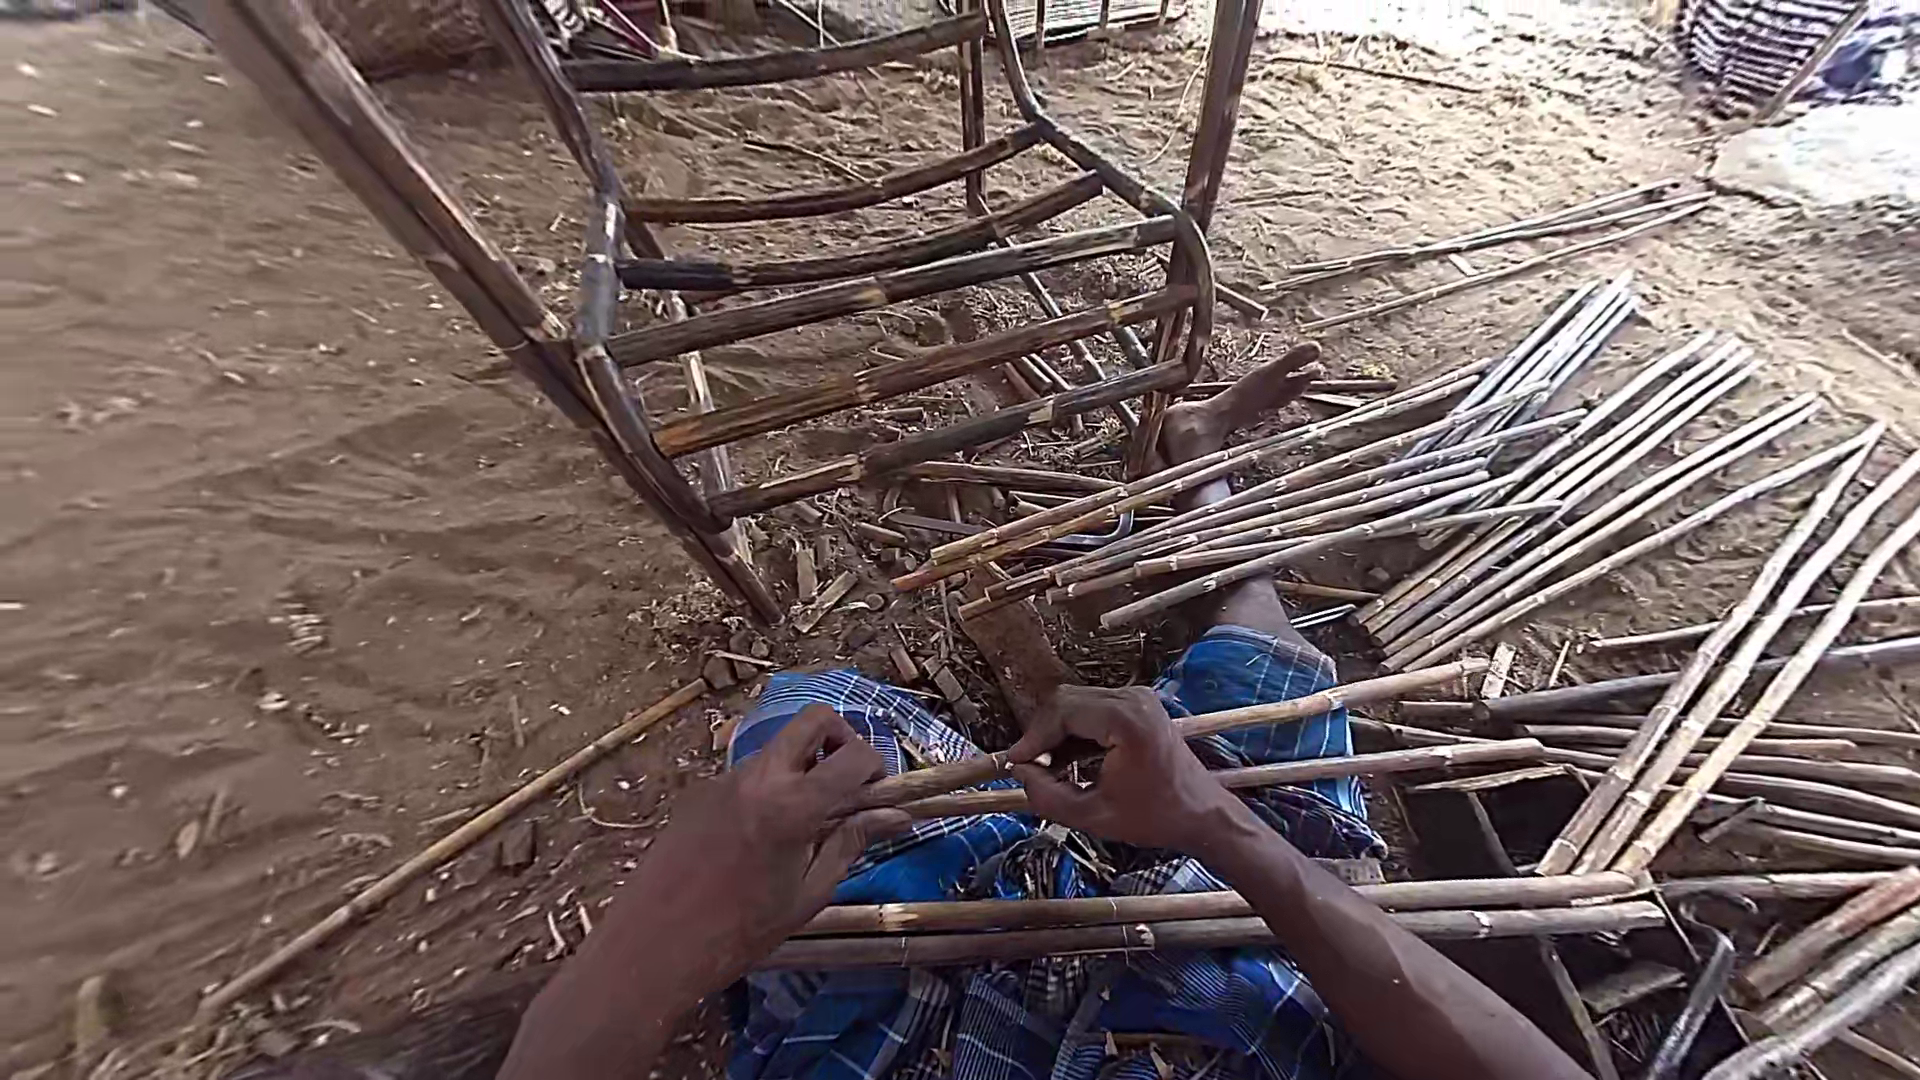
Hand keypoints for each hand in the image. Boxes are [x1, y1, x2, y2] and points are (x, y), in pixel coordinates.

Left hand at [607, 705, 910, 996]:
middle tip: (846, 777)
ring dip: (806, 762)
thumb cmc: (738, 933)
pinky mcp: (704, 788)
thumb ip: (852, 842)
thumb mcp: (808, 894)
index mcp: (793, 804)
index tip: (877, 792)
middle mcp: (762, 775)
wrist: (647, 951)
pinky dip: (773, 784)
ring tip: (804, 816)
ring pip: (782, 744)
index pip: (854, 755)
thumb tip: (896, 815)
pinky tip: (760, 833)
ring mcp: (728, 777)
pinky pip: (752, 770)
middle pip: (815, 718)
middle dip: (842, 736)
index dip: (877, 766)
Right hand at [1007, 685, 1248, 853]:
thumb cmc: (1155, 818)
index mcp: (1126, 719)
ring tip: (1048, 767)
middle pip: (1066, 701)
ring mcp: (1136, 696)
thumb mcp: (1094, 817)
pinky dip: (1074, 729)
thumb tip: (1020, 772)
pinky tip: (1067, 758)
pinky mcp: (1137, 703)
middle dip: (1042, 733)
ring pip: (1076, 701)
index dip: (1032, 737)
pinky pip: (1092, 707)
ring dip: (1056, 731)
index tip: (1014, 762)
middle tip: (1030, 767)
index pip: (1062, 712)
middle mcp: (1132, 697)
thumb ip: (1048, 797)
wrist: (1203, 814)